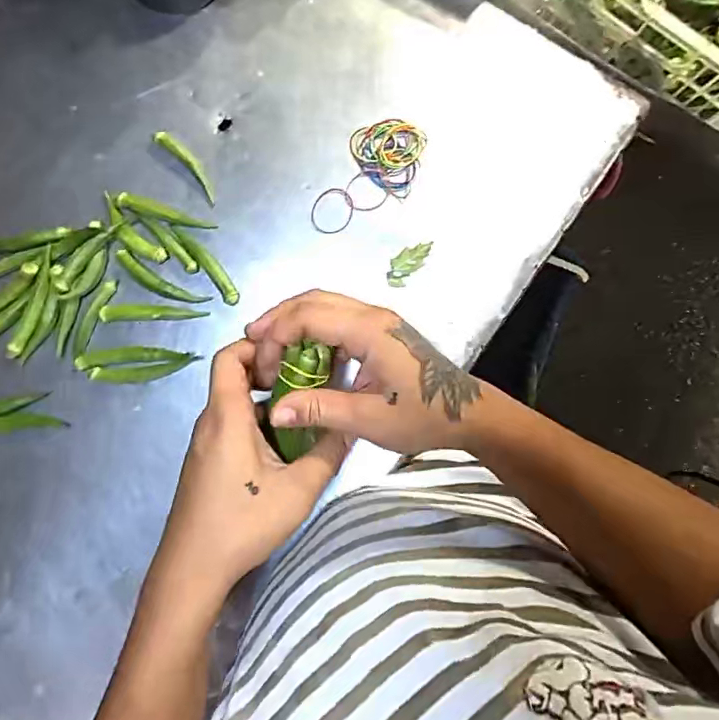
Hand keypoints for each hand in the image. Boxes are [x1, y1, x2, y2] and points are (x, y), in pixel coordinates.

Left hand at [151, 339, 348, 598]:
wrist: (191, 573)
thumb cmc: (242, 524)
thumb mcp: (299, 488)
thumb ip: (329, 451)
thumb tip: (352, 422)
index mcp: (227, 417)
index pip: (230, 356)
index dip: (259, 344)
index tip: (295, 352)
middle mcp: (211, 422)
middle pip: (237, 376)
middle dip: (275, 371)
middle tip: (314, 379)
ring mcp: (207, 443)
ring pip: (239, 403)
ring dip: (272, 400)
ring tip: (310, 409)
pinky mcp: (209, 462)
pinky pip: (235, 425)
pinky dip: (262, 422)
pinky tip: (290, 444)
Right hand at [245, 290, 492, 455]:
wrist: (465, 413)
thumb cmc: (422, 417)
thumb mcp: (368, 420)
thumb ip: (319, 410)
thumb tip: (273, 410)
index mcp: (369, 330)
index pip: (308, 316)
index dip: (277, 337)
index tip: (264, 370)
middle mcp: (373, 315)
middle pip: (315, 300)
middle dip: (280, 318)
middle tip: (253, 342)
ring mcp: (380, 320)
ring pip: (327, 305)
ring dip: (296, 319)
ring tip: (269, 344)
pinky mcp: (382, 331)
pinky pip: (340, 318)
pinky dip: (315, 328)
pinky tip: (301, 352)